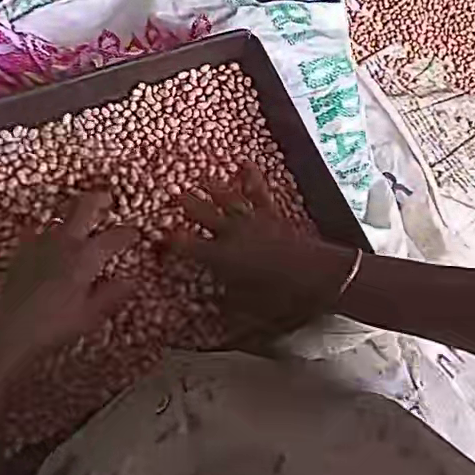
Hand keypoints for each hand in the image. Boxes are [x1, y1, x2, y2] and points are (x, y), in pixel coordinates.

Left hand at [0, 191, 137, 363]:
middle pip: (84, 207)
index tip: (135, 233)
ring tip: (80, 217)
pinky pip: (36, 230)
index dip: (127, 233)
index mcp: (87, 256)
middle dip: (98, 199)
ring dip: (72, 213)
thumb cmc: (54, 324)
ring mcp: (40, 243)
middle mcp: (65, 242)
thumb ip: (112, 294)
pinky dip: (45, 229)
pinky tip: (46, 236)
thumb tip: (130, 281)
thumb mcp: (91, 314)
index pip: (114, 237)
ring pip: (60, 216)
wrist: (7, 330)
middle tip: (107, 199)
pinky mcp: (21, 251)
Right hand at [173, 165, 357, 337]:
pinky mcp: (271, 214)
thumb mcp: (249, 310)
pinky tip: (244, 164)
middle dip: (186, 205)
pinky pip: (258, 192)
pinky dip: (250, 177)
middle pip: (202, 214)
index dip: (169, 241)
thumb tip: (213, 311)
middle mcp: (231, 233)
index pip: (186, 245)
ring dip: (211, 188)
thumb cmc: (281, 296)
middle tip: (173, 195)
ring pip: (226, 198)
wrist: (317, 275)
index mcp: (220, 257)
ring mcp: (252, 220)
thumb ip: (227, 306)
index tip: (157, 237)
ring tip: (199, 179)